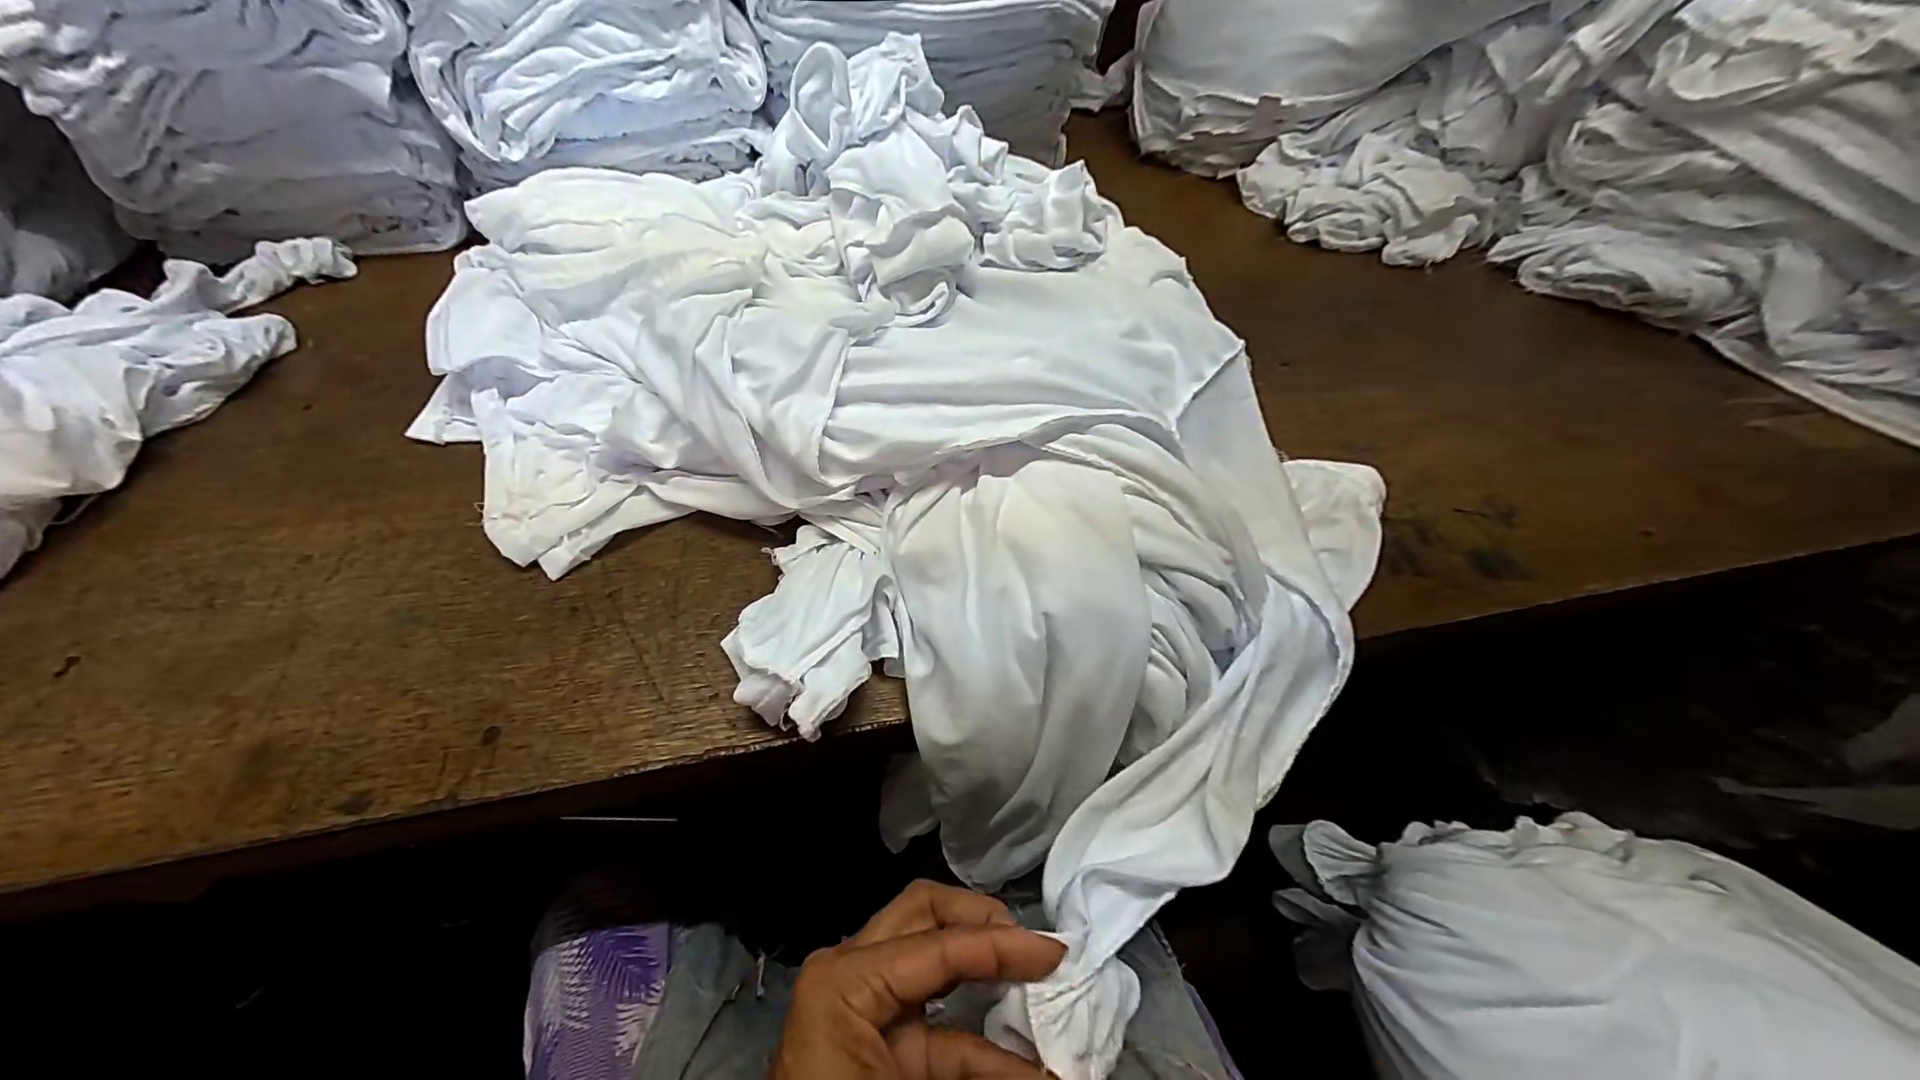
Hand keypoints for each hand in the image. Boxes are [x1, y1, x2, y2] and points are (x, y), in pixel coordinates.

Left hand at [771, 879, 1065, 1078]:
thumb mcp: (909, 1079)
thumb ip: (978, 1061)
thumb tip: (1050, 1064)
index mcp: (844, 978)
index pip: (937, 941)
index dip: (1001, 943)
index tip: (1054, 951)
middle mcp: (850, 974)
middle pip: (926, 915)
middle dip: (984, 924)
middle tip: (1034, 945)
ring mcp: (863, 1007)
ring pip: (933, 962)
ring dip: (988, 977)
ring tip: (1040, 989)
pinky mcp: (878, 1046)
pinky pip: (936, 1028)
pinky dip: (982, 1045)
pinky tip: (1027, 1067)